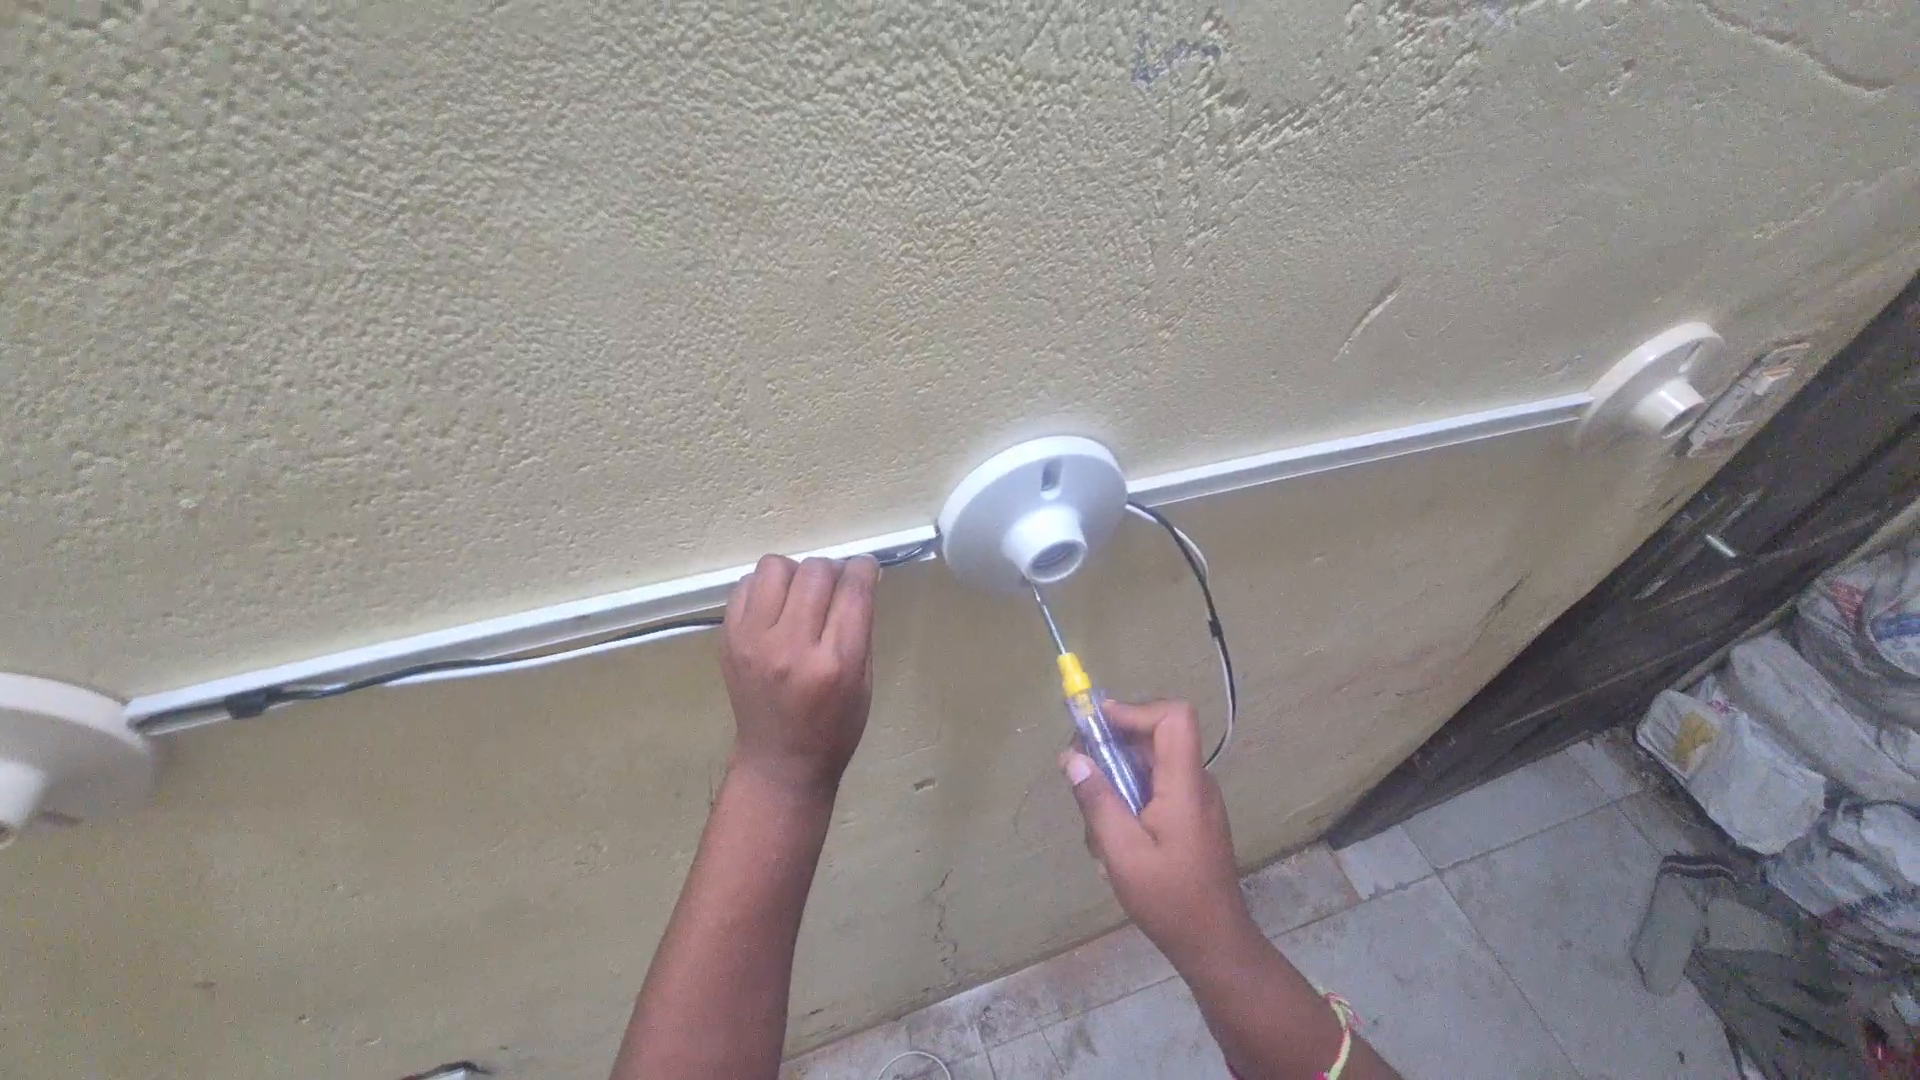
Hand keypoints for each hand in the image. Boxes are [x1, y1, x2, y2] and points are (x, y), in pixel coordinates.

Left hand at [720, 554, 879, 799]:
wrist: (779, 763)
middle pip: (816, 572)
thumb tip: (858, 578)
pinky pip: (745, 585)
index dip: (864, 569)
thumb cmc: (834, 728)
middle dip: (835, 570)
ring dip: (796, 573)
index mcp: (835, 663)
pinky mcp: (728, 639)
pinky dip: (766, 587)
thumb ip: (861, 627)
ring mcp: (753, 641)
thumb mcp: (864, 681)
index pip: (853, 589)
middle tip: (837, 587)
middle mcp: (791, 646)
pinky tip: (776, 607)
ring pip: (776, 567)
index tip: (866, 568)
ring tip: (802, 594)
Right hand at [1062, 700, 1252, 962]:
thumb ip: (1097, 801)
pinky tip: (1113, 840)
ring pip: (1149, 766)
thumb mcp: (1122, 853)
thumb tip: (1073, 758)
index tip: (1098, 726)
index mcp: (1185, 785)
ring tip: (1095, 823)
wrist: (1215, 944)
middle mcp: (1195, 783)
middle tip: (1079, 771)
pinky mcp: (1190, 818)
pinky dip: (1129, 801)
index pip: (1173, 718)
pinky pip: (1155, 789)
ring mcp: (1195, 801)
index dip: (1135, 711)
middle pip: (1155, 738)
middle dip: (1112, 748)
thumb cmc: (1170, 899)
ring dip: (1117, 781)